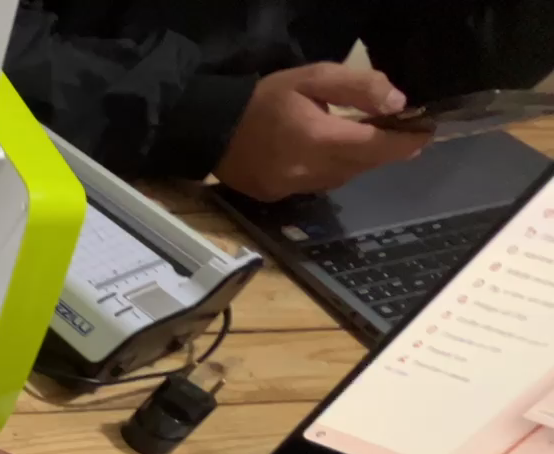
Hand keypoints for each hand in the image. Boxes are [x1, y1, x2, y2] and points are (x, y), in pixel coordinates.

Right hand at [215, 63, 429, 200]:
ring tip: (360, 147)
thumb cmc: (263, 100)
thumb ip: (360, 87)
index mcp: (318, 139)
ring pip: (338, 179)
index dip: (406, 141)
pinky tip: (322, 159)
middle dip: (383, 152)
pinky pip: (312, 187)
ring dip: (354, 164)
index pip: (376, 146)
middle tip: (397, 136)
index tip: (425, 133)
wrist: (208, 131)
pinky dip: (326, 173)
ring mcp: (286, 187)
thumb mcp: (315, 77)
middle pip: (360, 166)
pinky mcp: (271, 195)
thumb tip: (397, 103)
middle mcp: (304, 170)